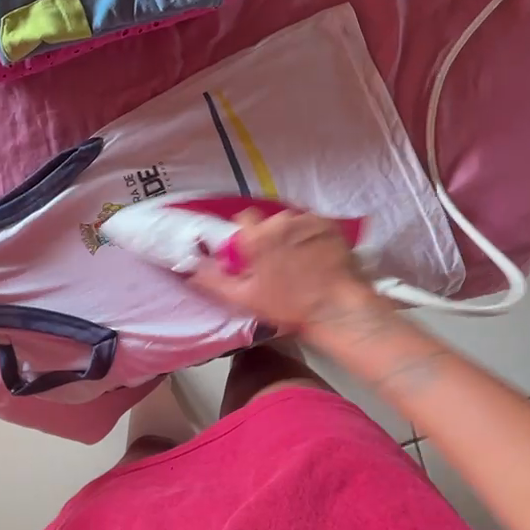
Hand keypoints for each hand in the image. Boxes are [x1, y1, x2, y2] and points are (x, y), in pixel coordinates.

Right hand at [187, 209, 376, 332]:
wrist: (339, 310)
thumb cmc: (291, 307)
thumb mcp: (245, 299)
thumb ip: (213, 281)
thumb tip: (190, 269)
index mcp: (258, 236)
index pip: (243, 219)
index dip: (246, 236)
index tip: (251, 253)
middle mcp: (282, 221)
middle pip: (269, 223)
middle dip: (271, 239)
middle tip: (278, 265)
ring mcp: (309, 221)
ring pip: (292, 224)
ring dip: (292, 238)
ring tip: (301, 264)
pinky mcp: (330, 225)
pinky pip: (314, 226)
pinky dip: (313, 238)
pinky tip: (318, 259)